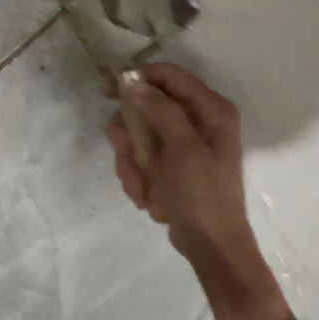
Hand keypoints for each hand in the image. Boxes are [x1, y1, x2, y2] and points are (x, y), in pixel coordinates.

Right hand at [106, 63, 293, 319]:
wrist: (210, 243)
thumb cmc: (201, 193)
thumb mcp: (182, 148)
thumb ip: (160, 109)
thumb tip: (133, 81)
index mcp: (210, 110)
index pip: (169, 75)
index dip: (138, 78)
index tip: (108, 91)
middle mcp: (197, 120)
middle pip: (145, 107)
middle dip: (131, 136)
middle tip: (131, 156)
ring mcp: (181, 144)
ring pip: (136, 135)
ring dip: (131, 161)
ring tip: (142, 186)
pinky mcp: (170, 164)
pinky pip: (139, 157)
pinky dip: (137, 176)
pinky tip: (147, 195)